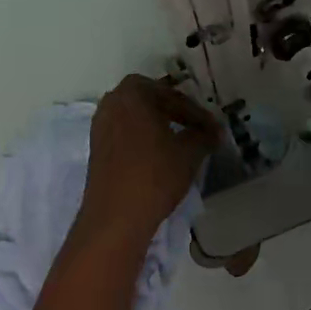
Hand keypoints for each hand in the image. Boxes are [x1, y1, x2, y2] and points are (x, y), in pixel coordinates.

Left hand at [78, 74, 220, 237]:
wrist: (116, 215)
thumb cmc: (155, 176)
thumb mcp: (189, 154)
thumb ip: (203, 137)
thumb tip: (214, 132)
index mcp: (133, 94)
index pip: (172, 96)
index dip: (196, 112)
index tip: (212, 127)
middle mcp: (112, 103)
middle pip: (149, 99)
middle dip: (173, 111)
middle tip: (194, 126)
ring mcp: (100, 126)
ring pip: (134, 117)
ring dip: (156, 124)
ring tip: (178, 140)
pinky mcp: (96, 149)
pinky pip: (124, 134)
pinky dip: (142, 138)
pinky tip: (158, 155)